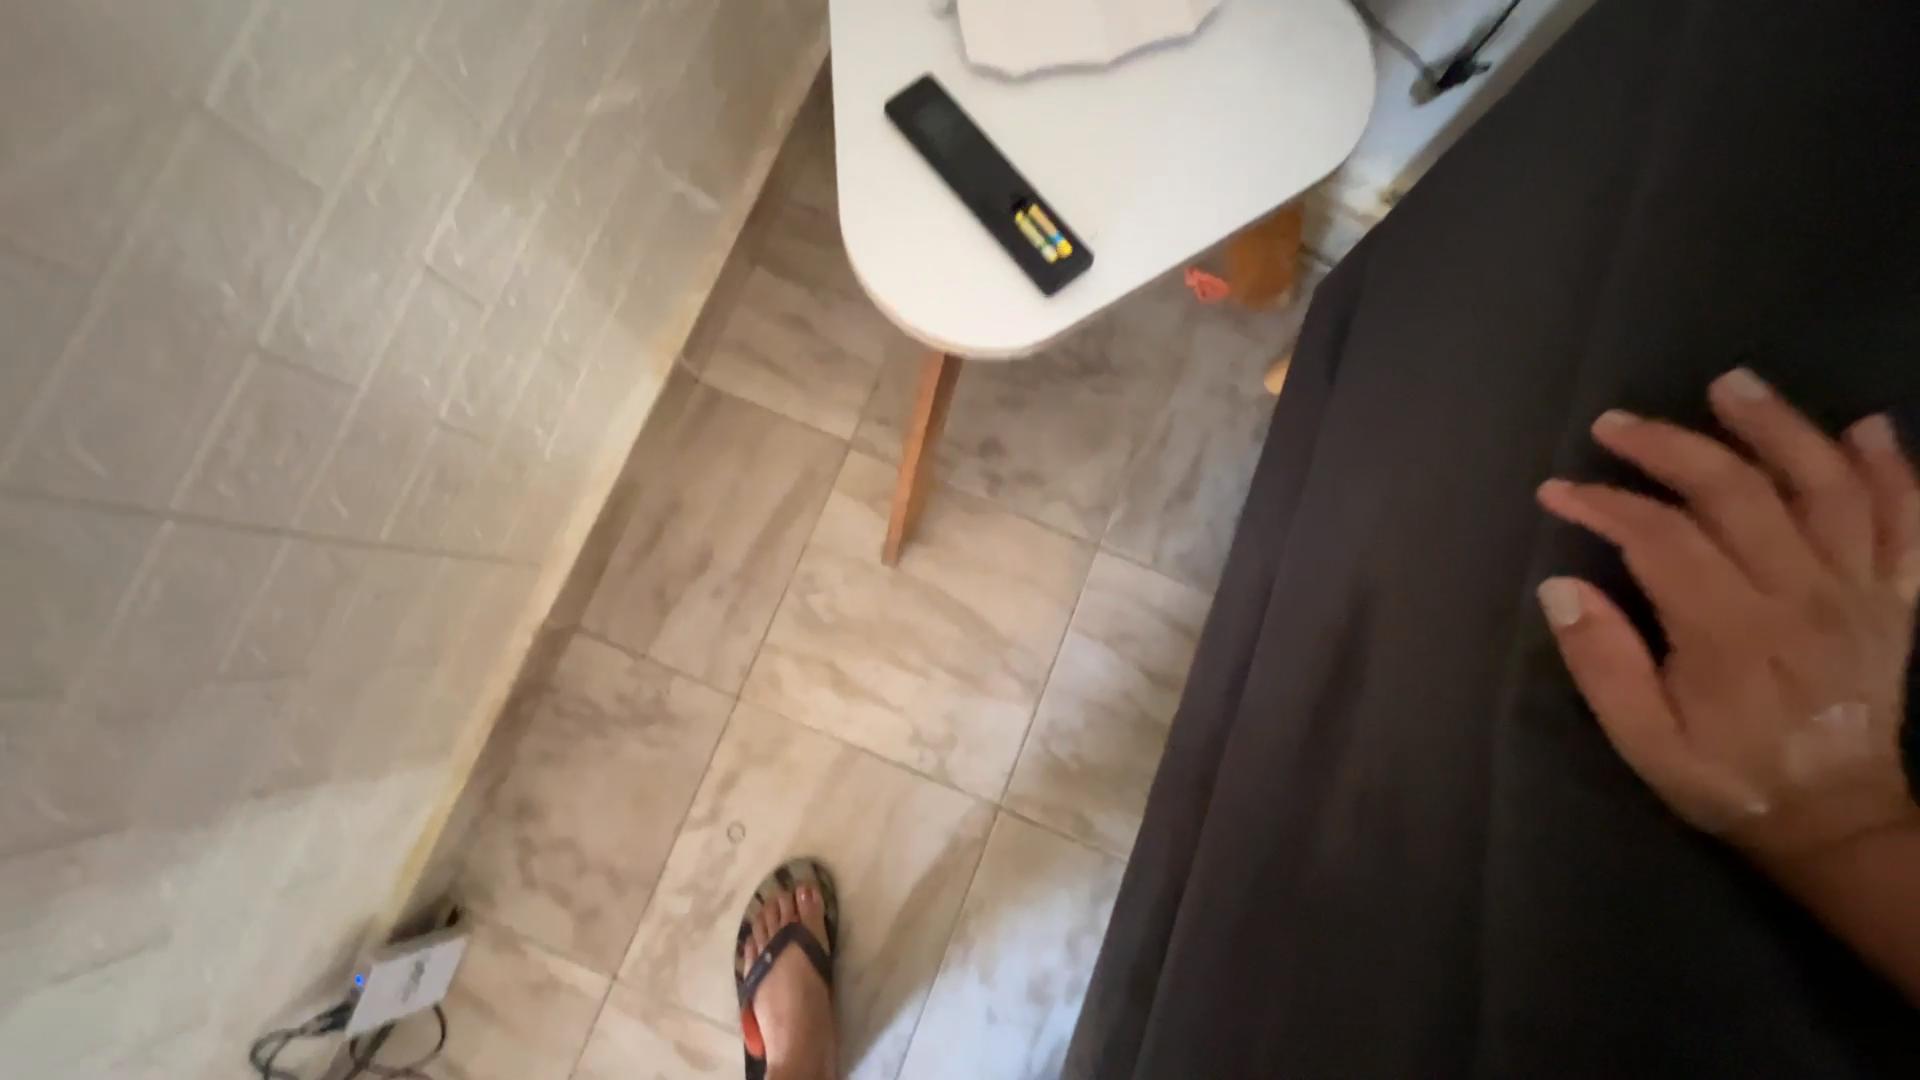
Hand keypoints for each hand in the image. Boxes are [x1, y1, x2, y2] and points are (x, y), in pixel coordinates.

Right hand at [1536, 368, 1919, 872]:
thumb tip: (1559, 587)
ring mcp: (1863, 591)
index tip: (1557, 492)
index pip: (1661, 539)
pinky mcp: (1897, 598)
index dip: (1604, 504)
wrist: (1845, 820)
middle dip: (1671, 448)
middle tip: (1617, 423)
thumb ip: (1600, 661)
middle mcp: (1804, 595)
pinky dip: (1893, 468)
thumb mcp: (1641, 737)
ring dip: (1779, 429)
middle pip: (1739, 494)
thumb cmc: (1725, 775)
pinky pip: (1910, 520)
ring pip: (1830, 486)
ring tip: (1731, 386)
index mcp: (1732, 630)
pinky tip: (1864, 429)